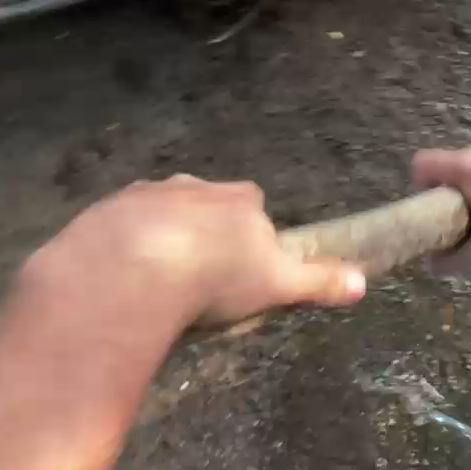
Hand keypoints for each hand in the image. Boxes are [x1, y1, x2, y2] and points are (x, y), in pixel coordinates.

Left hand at [20, 176, 365, 332]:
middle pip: (208, 203)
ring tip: (158, 280)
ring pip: (163, 211)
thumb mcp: (278, 283)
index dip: (251, 234)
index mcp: (240, 199)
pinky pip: (122, 224)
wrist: (133, 268)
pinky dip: (125, 243)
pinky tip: (123, 277)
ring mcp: (149, 194)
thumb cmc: (217, 275)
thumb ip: (318, 281)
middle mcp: (197, 186)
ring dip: (164, 235)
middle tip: (201, 275)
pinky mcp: (108, 208)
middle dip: (206, 230)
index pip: (253, 205)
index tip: (243, 266)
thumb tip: (362, 283)